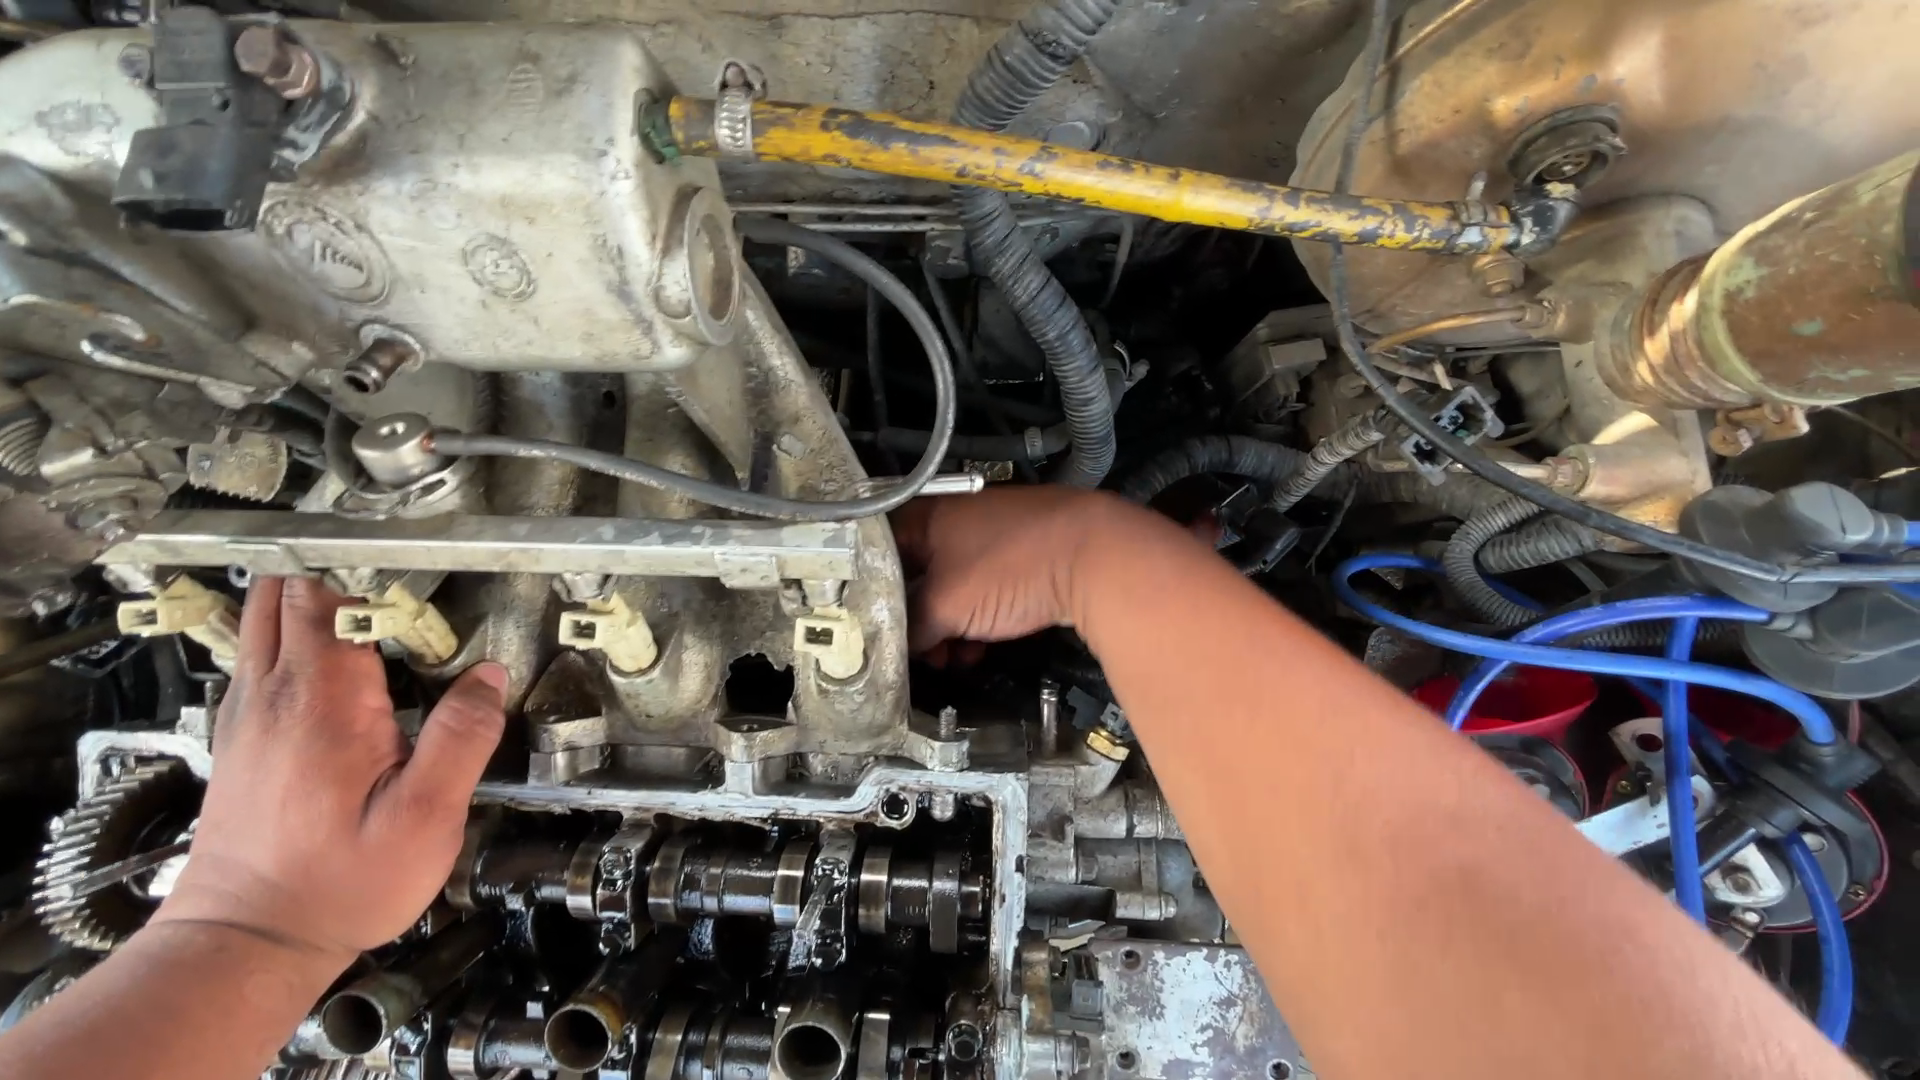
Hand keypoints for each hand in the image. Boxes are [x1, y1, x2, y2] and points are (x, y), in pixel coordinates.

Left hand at [154, 578, 506, 964]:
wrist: (245, 944)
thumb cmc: (340, 882)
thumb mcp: (426, 816)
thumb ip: (462, 737)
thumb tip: (490, 676)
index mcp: (325, 704)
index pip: (330, 603)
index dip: (371, 576)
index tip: (417, 574)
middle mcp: (274, 699)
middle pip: (284, 598)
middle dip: (333, 573)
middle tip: (394, 580)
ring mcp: (247, 718)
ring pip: (263, 625)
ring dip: (308, 601)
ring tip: (368, 601)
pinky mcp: (239, 741)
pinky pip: (258, 661)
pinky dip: (289, 638)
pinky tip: (330, 656)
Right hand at [892, 485, 1188, 656]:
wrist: (1095, 557)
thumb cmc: (1013, 567)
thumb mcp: (946, 604)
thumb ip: (910, 624)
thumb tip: (893, 642)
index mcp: (926, 516)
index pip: (875, 554)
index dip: (869, 595)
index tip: (870, 628)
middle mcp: (954, 519)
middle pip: (914, 575)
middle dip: (912, 620)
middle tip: (914, 653)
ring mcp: (990, 535)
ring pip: (950, 587)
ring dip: (945, 626)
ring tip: (950, 658)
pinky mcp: (1019, 556)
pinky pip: (981, 590)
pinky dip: (974, 619)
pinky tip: (978, 649)